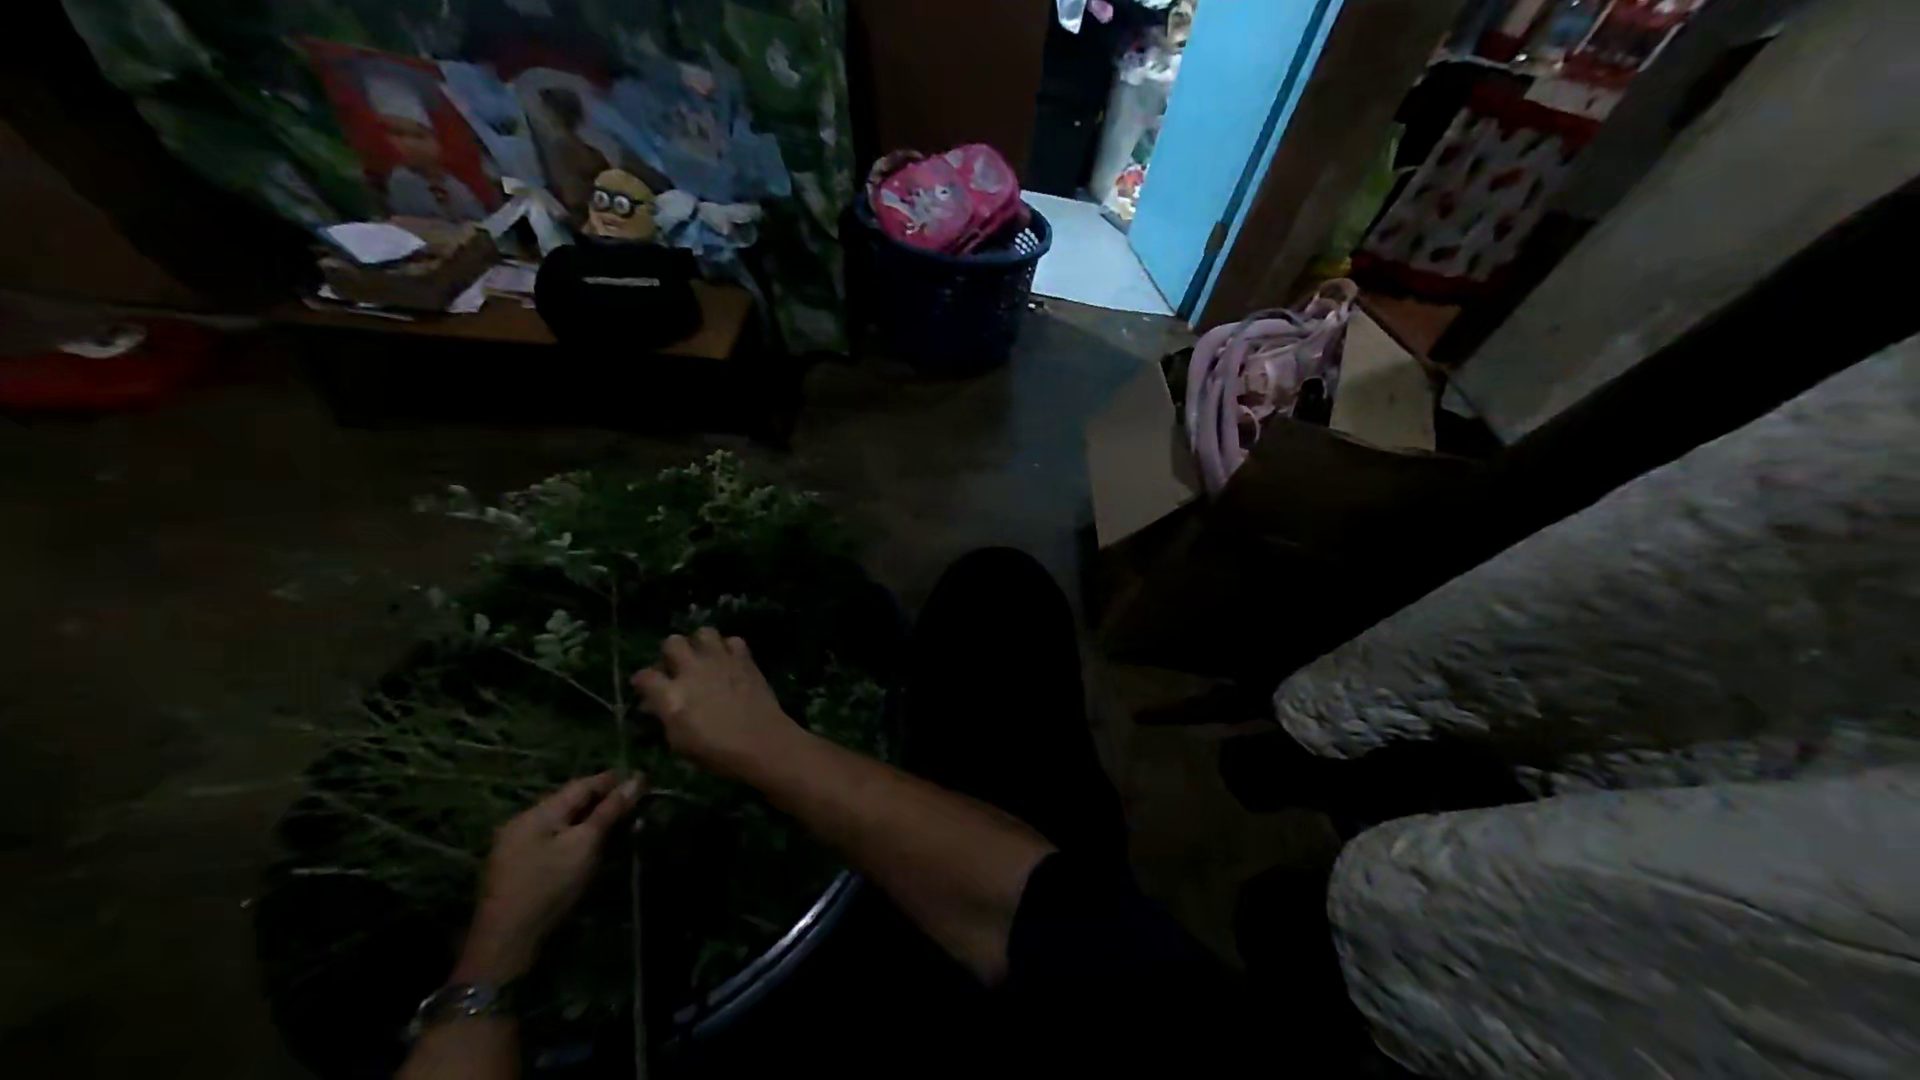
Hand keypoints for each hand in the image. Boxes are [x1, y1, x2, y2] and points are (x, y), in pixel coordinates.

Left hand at [455, 772, 642, 981]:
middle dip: (601, 799)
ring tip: (618, 820)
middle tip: (634, 800)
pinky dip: (574, 835)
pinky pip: (552, 838)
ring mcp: (515, 846)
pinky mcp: (516, 867)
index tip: (641, 778)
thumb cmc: (549, 886)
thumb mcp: (585, 844)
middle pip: (569, 802)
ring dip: (589, 818)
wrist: (506, 943)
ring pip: (561, 821)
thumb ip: (610, 810)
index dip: (612, 780)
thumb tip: (637, 778)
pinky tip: (589, 844)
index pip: (581, 785)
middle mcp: (523, 823)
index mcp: (537, 813)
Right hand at [632, 628, 800, 778]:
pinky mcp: (744, 659)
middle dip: (670, 653)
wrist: (762, 742)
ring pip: (703, 633)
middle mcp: (693, 670)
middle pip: (672, 642)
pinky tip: (729, 662)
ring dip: (700, 643)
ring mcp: (720, 660)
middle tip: (677, 667)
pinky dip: (729, 648)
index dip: (642, 681)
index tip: (645, 687)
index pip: (644, 676)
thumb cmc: (717, 752)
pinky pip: (733, 641)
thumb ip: (665, 717)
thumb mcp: (679, 743)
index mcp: (672, 694)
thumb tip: (656, 703)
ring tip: (703, 659)